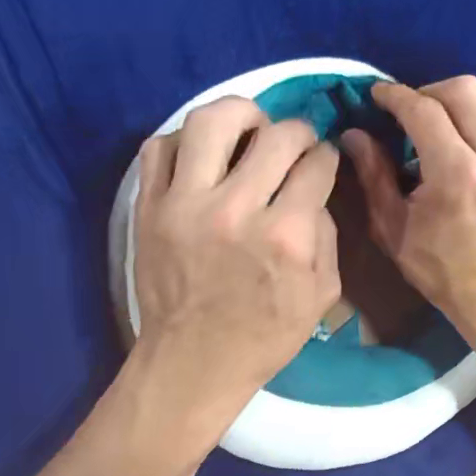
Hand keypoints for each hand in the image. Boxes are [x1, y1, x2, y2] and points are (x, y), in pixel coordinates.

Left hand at [133, 97, 341, 407]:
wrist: (193, 362)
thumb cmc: (264, 335)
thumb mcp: (323, 295)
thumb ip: (327, 234)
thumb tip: (313, 190)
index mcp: (286, 236)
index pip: (316, 164)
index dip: (326, 156)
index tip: (322, 161)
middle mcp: (236, 209)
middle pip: (276, 135)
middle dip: (298, 131)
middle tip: (295, 144)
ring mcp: (186, 204)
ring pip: (212, 120)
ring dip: (241, 114)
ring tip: (248, 128)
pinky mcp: (149, 207)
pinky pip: (160, 147)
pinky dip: (185, 140)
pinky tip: (203, 154)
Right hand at [341, 76, 475, 360]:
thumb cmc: (439, 271)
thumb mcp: (393, 228)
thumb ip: (374, 175)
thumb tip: (354, 134)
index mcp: (457, 173)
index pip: (424, 110)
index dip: (396, 95)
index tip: (378, 94)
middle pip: (464, 90)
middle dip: (429, 92)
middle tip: (409, 113)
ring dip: (454, 117)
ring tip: (436, 147)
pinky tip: (469, 176)